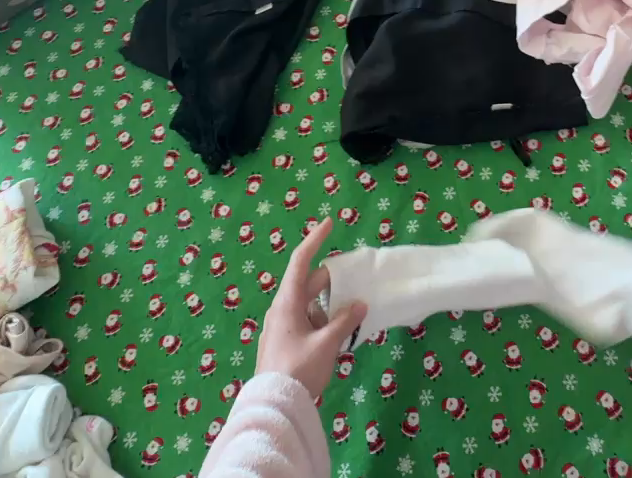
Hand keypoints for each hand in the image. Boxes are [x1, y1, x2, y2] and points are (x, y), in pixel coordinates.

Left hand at [254, 217, 367, 397]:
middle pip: (309, 284)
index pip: (301, 260)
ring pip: (309, 305)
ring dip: (329, 306)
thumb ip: (344, 321)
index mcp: (287, 302)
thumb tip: (359, 304)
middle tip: (355, 282)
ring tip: (352, 315)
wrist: (272, 408)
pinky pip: (307, 322)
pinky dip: (323, 322)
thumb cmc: (298, 369)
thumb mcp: (326, 344)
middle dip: (332, 282)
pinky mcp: (284, 343)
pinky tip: (338, 337)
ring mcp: (281, 327)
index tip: (330, 223)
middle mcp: (282, 309)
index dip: (315, 239)